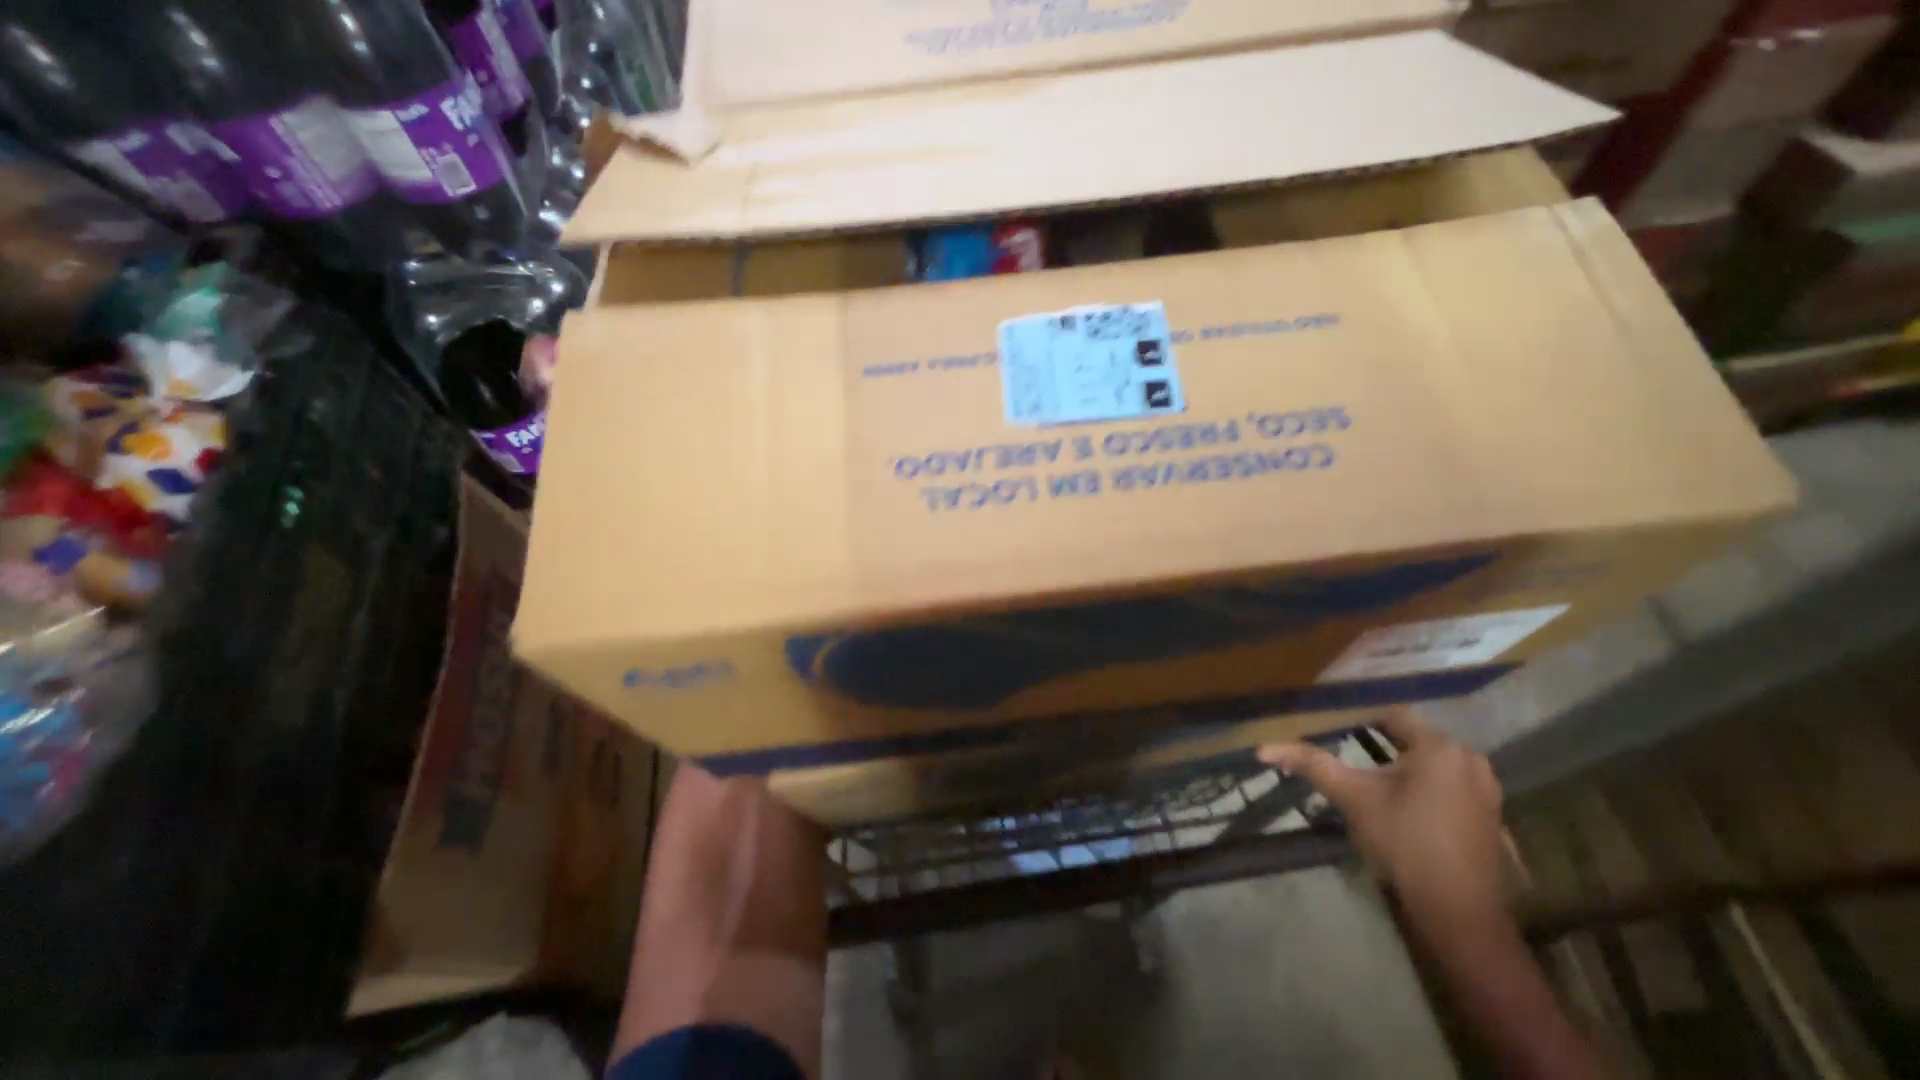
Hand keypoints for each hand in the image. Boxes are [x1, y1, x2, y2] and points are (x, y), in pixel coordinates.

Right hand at [1259, 709, 1508, 927]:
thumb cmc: (1404, 843)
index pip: (1392, 716)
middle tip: (1352, 768)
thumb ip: (1314, 765)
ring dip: (1406, 773)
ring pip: (1434, 767)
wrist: (1458, 910)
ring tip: (1376, 792)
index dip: (1360, 721)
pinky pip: (1451, 789)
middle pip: (1415, 742)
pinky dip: (1428, 793)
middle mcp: (1470, 759)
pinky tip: (1408, 816)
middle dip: (1382, 751)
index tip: (1335, 732)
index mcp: (1439, 747)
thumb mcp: (1353, 799)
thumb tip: (1264, 747)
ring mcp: (1486, 790)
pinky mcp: (1491, 817)